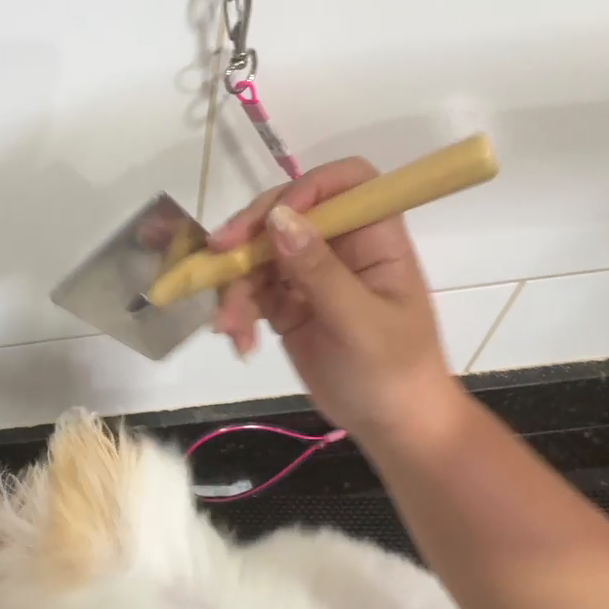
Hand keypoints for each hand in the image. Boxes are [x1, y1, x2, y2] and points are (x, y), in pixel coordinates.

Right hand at [207, 158, 465, 440]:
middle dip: (248, 236)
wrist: (392, 424)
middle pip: (285, 214)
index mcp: (375, 239)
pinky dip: (237, 313)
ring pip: (258, 256)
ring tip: (231, 328)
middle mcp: (340, 248)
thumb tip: (278, 218)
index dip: (307, 188)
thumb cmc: (392, 372)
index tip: (271, 219)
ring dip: (235, 288)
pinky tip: (238, 340)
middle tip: (215, 257)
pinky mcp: (286, 306)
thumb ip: (318, 271)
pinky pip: (250, 293)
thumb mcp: (358, 322)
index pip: (344, 183)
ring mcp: (309, 277)